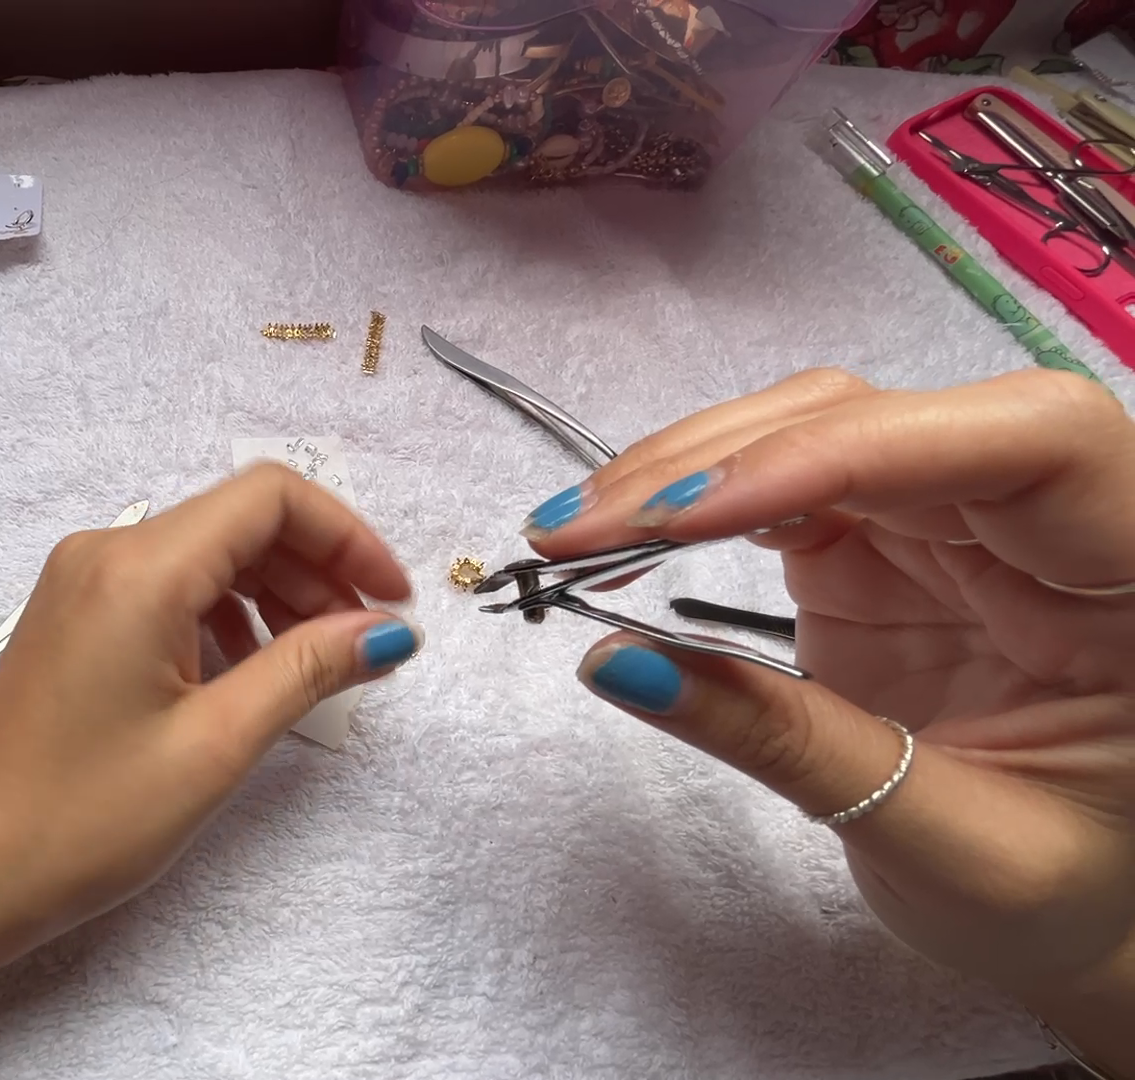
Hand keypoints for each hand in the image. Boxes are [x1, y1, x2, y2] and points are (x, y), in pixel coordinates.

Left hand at [0, 465, 419, 971]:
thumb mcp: (215, 744)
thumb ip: (308, 669)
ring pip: (204, 553)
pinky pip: (167, 586)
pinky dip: (222, 613)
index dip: (345, 534)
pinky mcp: (75, 611)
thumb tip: (388, 629)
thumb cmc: (85, 819)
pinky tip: (244, 668)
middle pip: (237, 521)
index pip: (268, 498)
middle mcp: (106, 548)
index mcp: (139, 566)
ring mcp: (82, 577)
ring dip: (271, 591)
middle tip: (362, 637)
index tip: (392, 597)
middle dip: (313, 566)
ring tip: (311, 659)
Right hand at [524, 369, 1134, 1070]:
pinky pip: (762, 482)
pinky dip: (677, 502)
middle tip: (569, 533)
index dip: (837, 453)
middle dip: (701, 465)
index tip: (678, 519)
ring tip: (564, 530)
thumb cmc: (1071, 896)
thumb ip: (782, 743)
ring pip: (796, 430)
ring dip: (669, 472)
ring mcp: (945, 521)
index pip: (1016, 445)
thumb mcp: (949, 847)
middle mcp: (1050, 519)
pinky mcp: (870, 537)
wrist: (1078, 901)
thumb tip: (609, 663)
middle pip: (865, 419)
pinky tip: (615, 535)